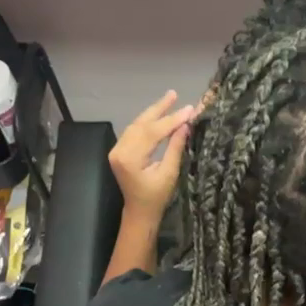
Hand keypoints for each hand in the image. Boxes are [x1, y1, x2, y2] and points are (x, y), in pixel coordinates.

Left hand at [109, 92, 196, 216]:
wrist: (139, 211)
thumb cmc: (156, 197)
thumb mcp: (169, 174)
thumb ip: (175, 148)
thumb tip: (185, 125)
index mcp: (130, 159)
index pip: (152, 132)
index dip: (171, 120)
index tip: (189, 110)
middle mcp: (119, 151)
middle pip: (141, 124)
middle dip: (160, 109)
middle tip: (175, 94)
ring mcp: (116, 150)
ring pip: (136, 125)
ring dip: (153, 112)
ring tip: (170, 99)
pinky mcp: (119, 150)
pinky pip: (133, 131)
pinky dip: (147, 122)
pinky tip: (158, 114)